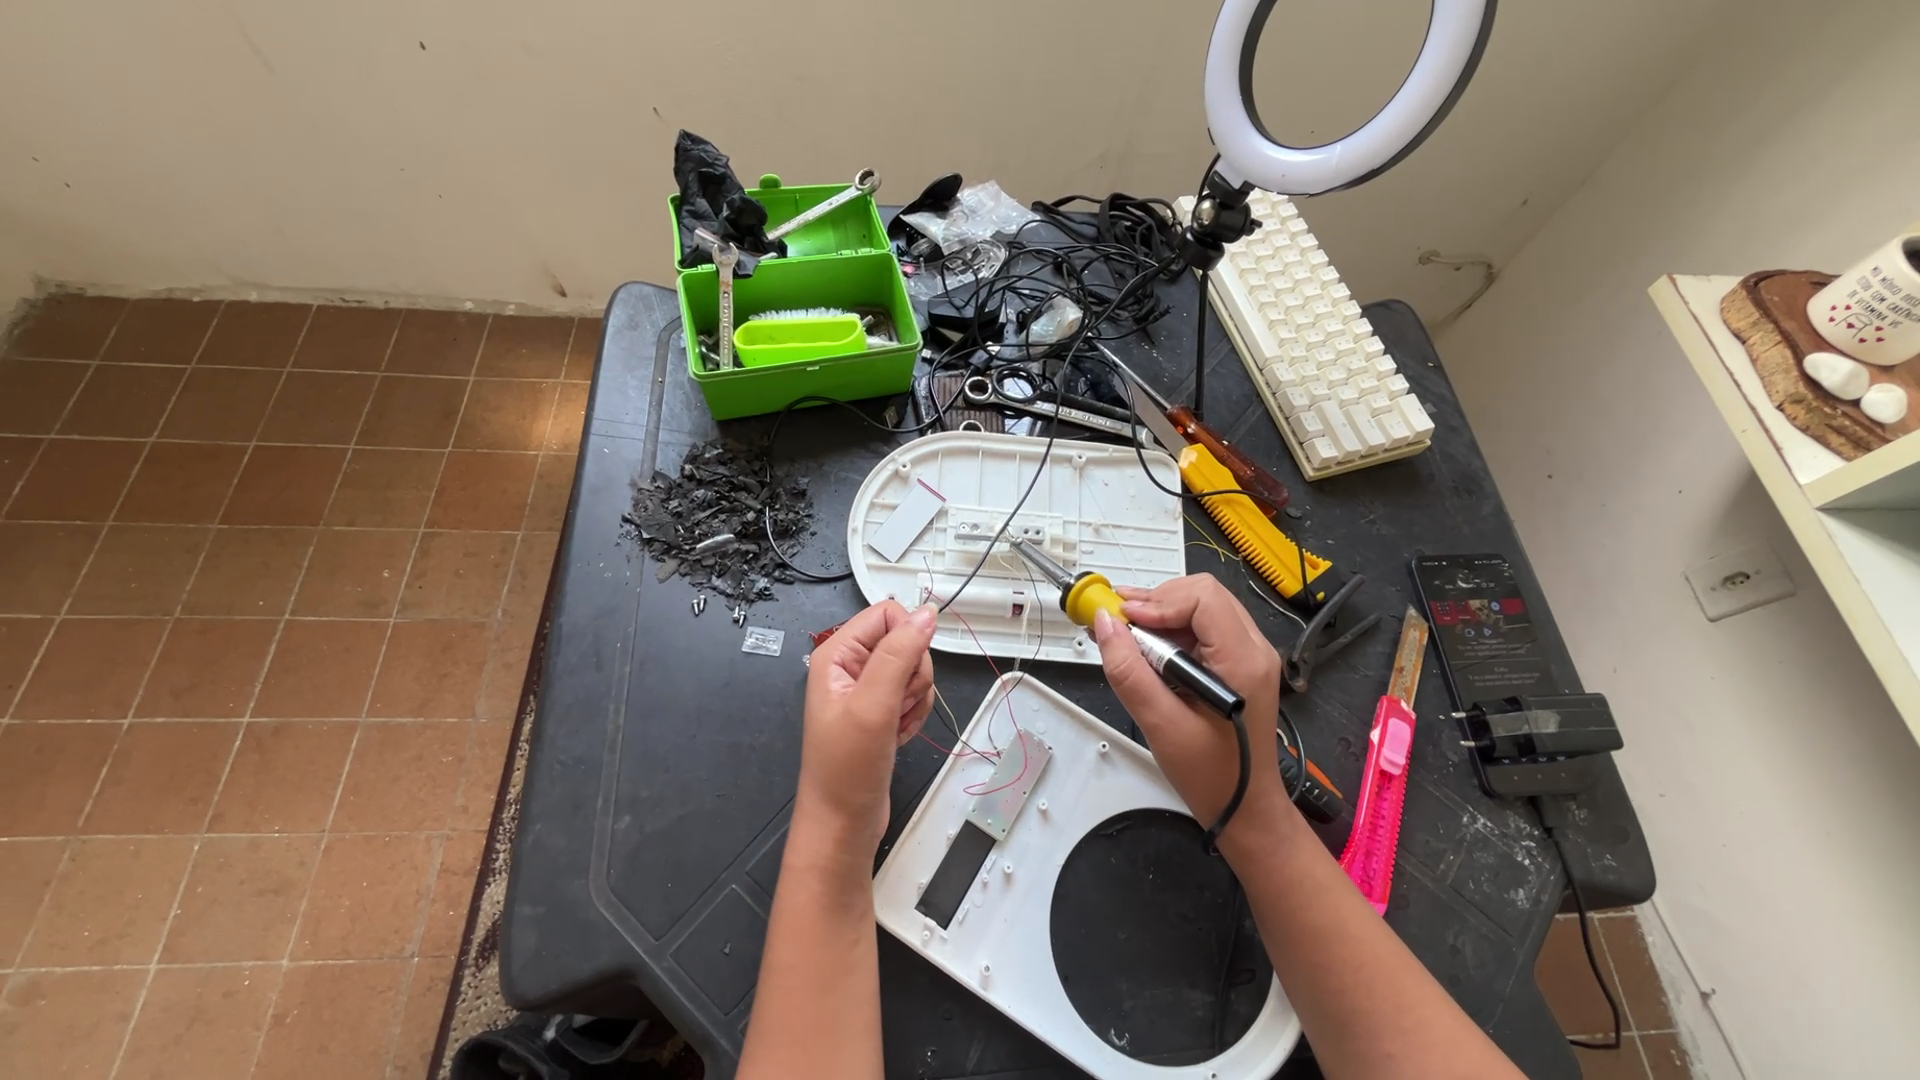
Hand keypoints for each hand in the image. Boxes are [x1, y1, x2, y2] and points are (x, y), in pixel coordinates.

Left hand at [796, 600, 937, 852]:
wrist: (842, 822)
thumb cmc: (845, 769)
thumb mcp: (872, 705)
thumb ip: (899, 654)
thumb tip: (926, 614)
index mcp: (837, 654)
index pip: (888, 614)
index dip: (908, 639)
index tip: (905, 674)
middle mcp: (850, 666)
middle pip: (906, 642)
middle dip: (913, 675)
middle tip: (895, 706)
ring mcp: (866, 690)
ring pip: (914, 670)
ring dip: (915, 699)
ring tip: (894, 725)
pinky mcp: (880, 711)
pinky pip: (913, 696)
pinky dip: (913, 715)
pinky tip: (898, 736)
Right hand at [1094, 574, 1287, 845]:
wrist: (1245, 807)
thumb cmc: (1213, 775)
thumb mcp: (1161, 724)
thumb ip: (1130, 671)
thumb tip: (1106, 625)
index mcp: (1243, 661)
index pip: (1202, 598)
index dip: (1158, 601)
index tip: (1123, 620)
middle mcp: (1253, 649)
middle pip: (1201, 594)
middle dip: (1155, 603)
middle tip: (1118, 624)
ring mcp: (1247, 655)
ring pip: (1199, 607)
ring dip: (1159, 615)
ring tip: (1125, 635)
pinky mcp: (1235, 663)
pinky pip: (1201, 628)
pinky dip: (1168, 630)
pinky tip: (1144, 649)